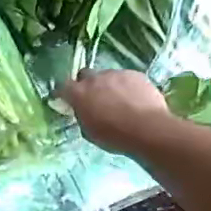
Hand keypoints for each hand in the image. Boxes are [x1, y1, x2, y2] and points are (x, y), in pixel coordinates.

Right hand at [56, 69, 171, 153]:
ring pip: (107, 76)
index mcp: (79, 94)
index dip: (64, 93)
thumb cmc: (114, 136)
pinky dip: (126, 86)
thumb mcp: (89, 131)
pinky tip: (134, 99)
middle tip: (93, 98)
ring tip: (118, 100)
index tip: (65, 99)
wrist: (148, 129)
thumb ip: (83, 116)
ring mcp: (116, 74)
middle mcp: (95, 79)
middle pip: (85, 74)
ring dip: (108, 85)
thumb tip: (83, 110)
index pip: (63, 87)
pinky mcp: (135, 74)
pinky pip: (126, 77)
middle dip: (86, 84)